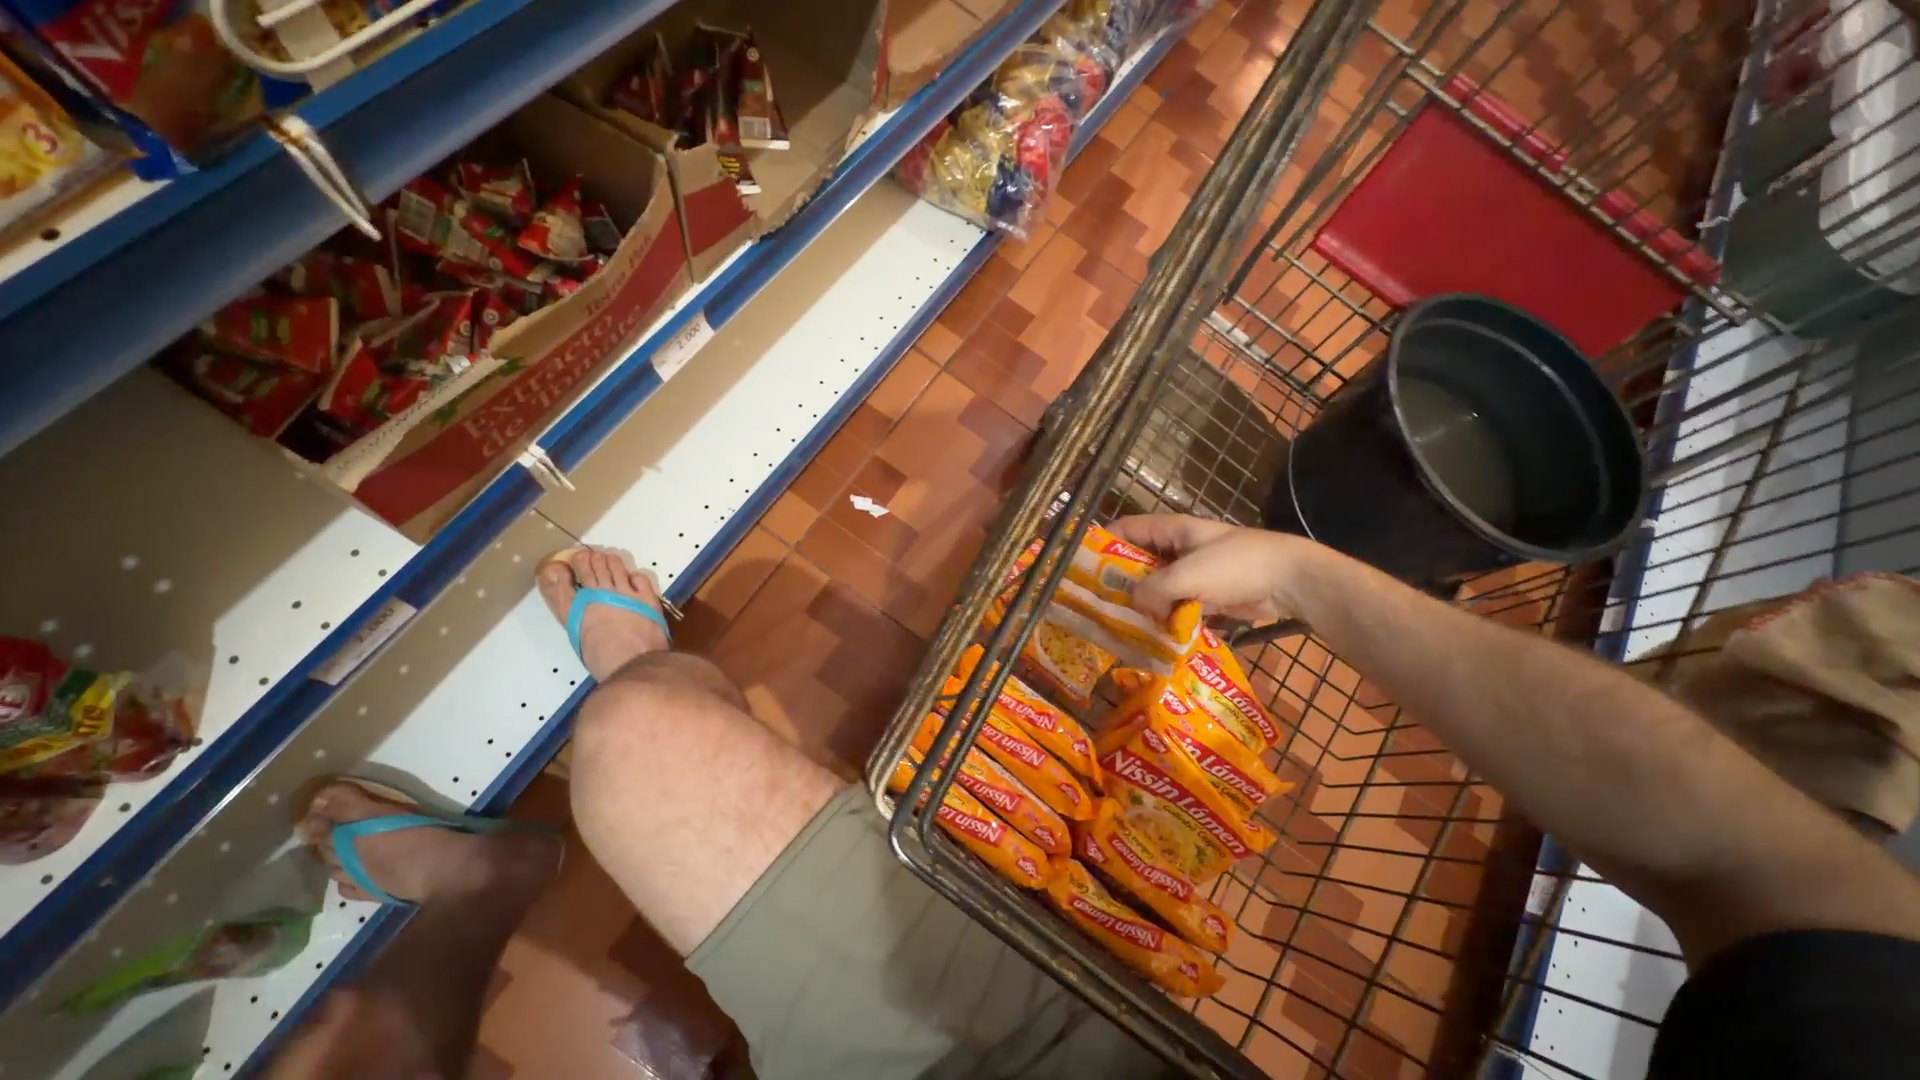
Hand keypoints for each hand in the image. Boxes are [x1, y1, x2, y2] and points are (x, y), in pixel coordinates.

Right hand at [1109, 514, 1308, 624]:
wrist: (1288, 580)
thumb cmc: (1235, 565)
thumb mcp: (1187, 574)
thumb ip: (1153, 589)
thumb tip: (1134, 605)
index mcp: (1172, 530)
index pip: (1127, 528)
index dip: (1103, 542)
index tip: (1079, 564)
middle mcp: (1178, 549)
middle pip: (1138, 562)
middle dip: (1118, 580)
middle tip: (1092, 604)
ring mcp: (1192, 573)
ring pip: (1156, 588)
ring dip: (1141, 604)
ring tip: (1113, 625)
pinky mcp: (1206, 596)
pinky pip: (1175, 606)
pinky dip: (1163, 618)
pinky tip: (1146, 636)